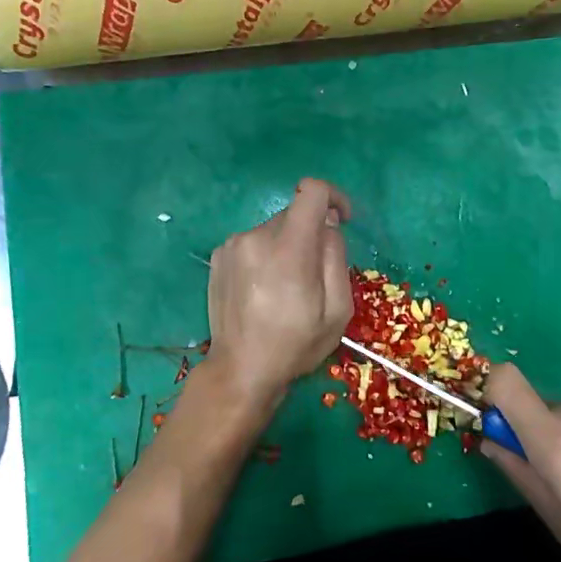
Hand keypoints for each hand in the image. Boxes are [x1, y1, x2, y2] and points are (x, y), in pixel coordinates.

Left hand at [205, 179, 353, 400]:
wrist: (240, 370)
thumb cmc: (296, 344)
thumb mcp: (338, 310)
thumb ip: (336, 257)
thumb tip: (328, 224)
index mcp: (289, 249)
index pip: (312, 190)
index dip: (334, 197)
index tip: (342, 220)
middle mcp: (257, 237)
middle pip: (295, 213)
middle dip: (311, 234)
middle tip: (313, 275)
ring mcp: (233, 245)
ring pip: (274, 228)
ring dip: (287, 245)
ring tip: (285, 287)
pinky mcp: (219, 255)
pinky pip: (254, 241)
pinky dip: (266, 255)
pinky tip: (263, 288)